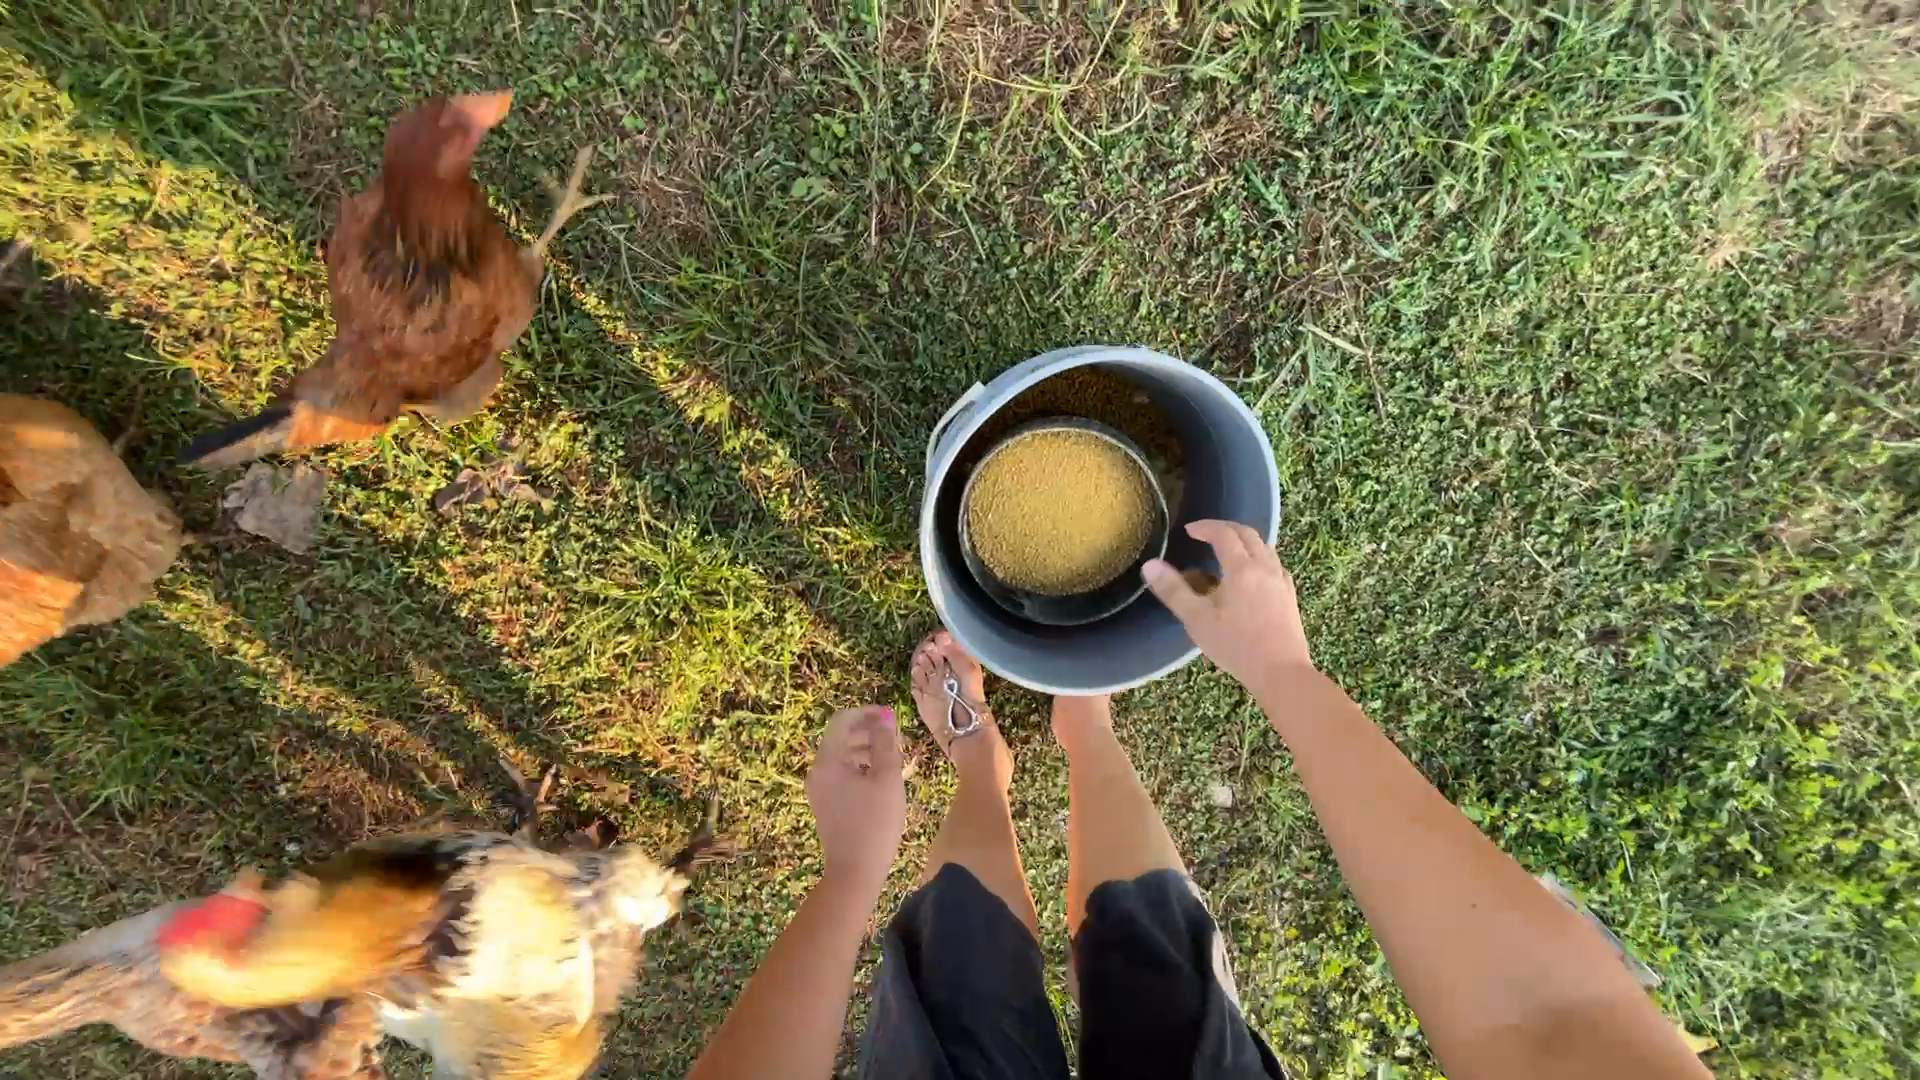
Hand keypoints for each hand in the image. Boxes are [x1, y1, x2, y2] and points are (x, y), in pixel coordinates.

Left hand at [806, 705, 906, 891]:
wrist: (855, 873)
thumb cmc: (874, 823)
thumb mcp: (887, 778)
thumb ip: (885, 743)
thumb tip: (885, 717)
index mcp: (828, 760)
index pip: (843, 720)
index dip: (867, 713)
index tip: (891, 717)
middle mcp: (818, 771)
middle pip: (843, 737)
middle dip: (871, 733)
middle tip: (898, 740)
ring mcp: (820, 789)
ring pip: (845, 756)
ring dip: (869, 751)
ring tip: (896, 760)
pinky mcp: (827, 804)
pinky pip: (843, 774)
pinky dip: (863, 769)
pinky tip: (884, 780)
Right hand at [1142, 520, 1314, 696]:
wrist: (1281, 672)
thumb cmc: (1235, 645)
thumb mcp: (1197, 619)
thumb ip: (1173, 590)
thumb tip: (1150, 565)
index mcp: (1242, 569)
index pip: (1224, 534)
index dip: (1205, 527)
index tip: (1188, 530)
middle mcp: (1265, 567)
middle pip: (1248, 534)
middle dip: (1225, 528)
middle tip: (1206, 533)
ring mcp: (1281, 581)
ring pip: (1264, 547)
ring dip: (1243, 541)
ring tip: (1226, 552)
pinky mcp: (1289, 596)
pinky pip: (1273, 564)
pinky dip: (1258, 557)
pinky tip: (1250, 576)